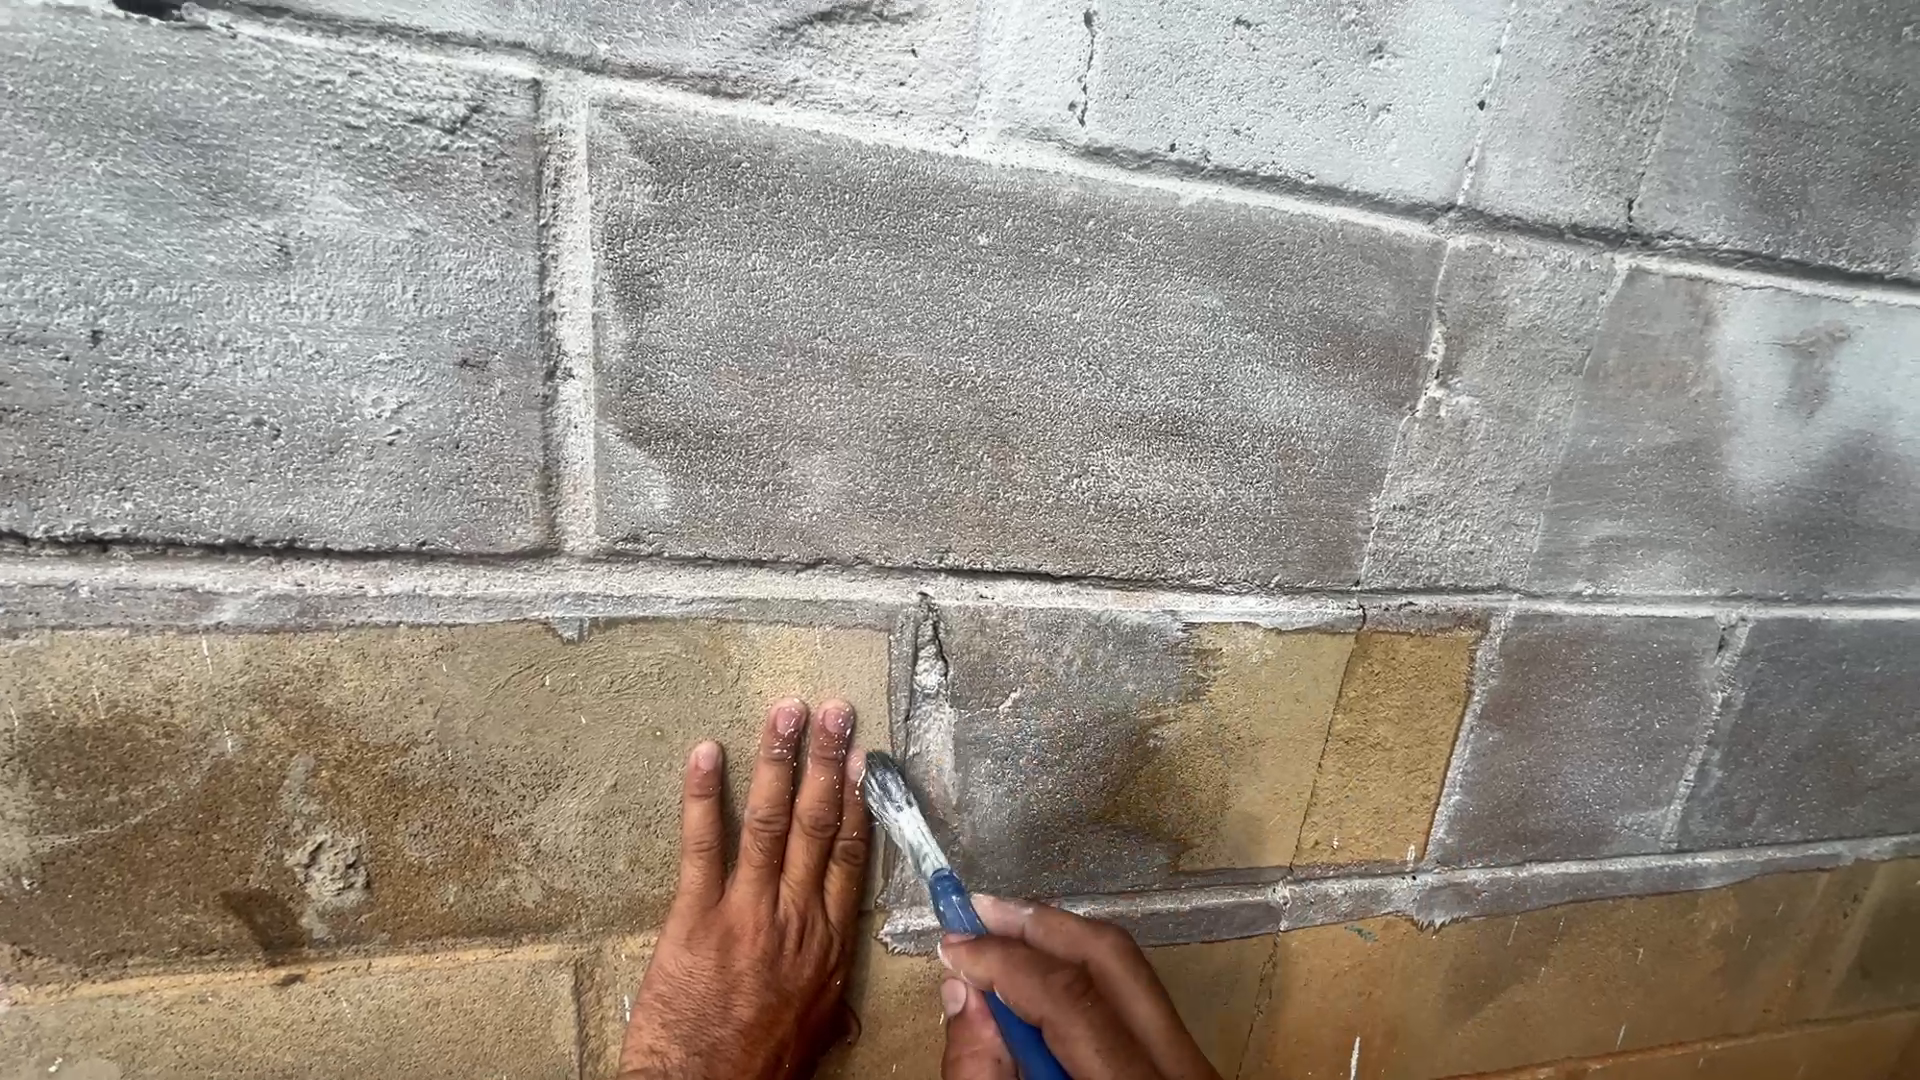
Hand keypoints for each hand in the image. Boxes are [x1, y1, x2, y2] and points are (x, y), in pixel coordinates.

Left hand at [618, 698, 869, 1079]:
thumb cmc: (759, 1067)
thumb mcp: (815, 1027)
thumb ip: (829, 988)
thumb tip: (845, 990)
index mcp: (828, 939)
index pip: (849, 852)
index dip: (858, 798)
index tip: (864, 757)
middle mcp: (796, 915)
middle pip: (818, 823)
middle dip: (827, 760)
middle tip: (834, 711)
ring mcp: (747, 912)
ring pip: (770, 822)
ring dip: (780, 761)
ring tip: (787, 712)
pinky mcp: (696, 918)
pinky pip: (702, 846)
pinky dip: (704, 797)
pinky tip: (707, 753)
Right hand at [937, 896, 1220, 1079]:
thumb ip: (980, 1074)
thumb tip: (960, 989)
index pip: (1071, 999)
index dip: (1003, 961)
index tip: (951, 946)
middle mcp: (1184, 1072)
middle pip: (1112, 957)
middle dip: (1036, 923)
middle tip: (978, 909)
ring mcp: (1194, 1067)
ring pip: (1125, 966)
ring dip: (1057, 938)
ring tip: (999, 928)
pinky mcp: (1187, 1065)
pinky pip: (1129, 994)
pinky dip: (1078, 971)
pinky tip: (1038, 973)